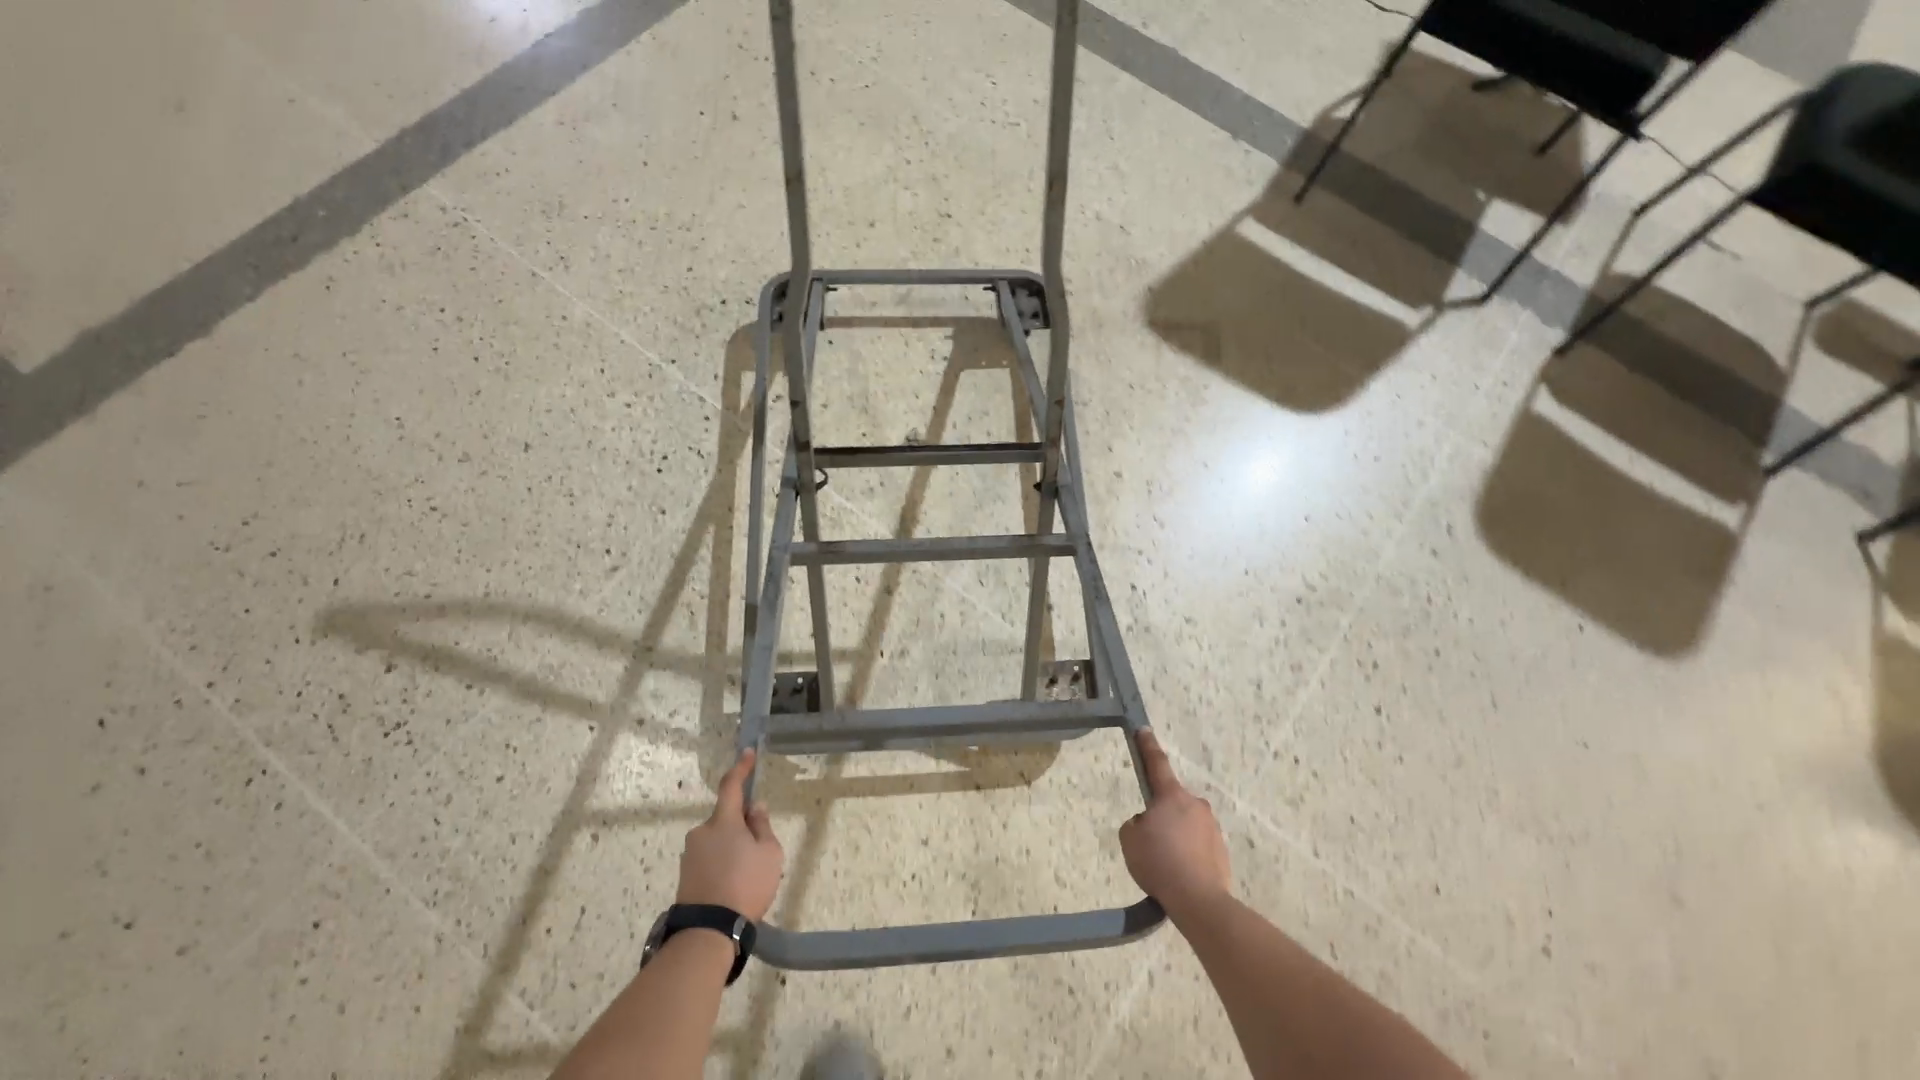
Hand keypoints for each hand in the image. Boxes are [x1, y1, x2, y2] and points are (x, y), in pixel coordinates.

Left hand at [677, 750, 783, 919]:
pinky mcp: (685, 875)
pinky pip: (710, 860)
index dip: (741, 768)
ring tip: (749, 878)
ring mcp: (690, 854)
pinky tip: (734, 888)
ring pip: (718, 841)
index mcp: (723, 821)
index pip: (731, 786)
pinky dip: (722, 865)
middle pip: (726, 819)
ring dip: (732, 849)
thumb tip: (755, 807)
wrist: (709, 930)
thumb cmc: (746, 885)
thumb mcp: (769, 854)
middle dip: (742, 827)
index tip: (747, 753)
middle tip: (761, 852)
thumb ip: (762, 827)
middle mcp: (701, 832)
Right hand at [1119, 732, 1231, 919]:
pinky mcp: (1221, 849)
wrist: (1199, 899)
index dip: (1148, 746)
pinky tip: (1179, 874)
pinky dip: (1187, 853)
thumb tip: (1148, 824)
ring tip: (1164, 864)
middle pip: (1171, 802)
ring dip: (1175, 836)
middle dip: (1160, 815)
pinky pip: (1197, 845)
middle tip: (1149, 841)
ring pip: (1185, 825)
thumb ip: (1135, 824)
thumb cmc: (1159, 862)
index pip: (1157, 764)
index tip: (1144, 730)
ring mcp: (1212, 827)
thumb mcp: (1129, 839)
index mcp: (1172, 797)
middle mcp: (1195, 805)